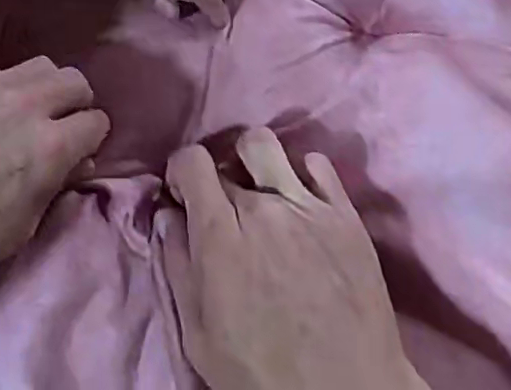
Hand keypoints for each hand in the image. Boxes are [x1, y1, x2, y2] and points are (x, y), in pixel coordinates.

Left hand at [0, 57, 108, 315]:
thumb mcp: (20, 230)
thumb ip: (55, 185)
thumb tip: (76, 160)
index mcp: (50, 145)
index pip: (98, 122)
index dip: (90, 143)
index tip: (77, 157)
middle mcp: (27, 104)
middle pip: (76, 81)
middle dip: (76, 105)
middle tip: (58, 128)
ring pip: (42, 65)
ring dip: (45, 88)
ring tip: (26, 113)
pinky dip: (4, 90)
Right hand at [162, 129, 427, 389]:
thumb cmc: (261, 373)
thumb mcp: (199, 334)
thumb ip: (177, 265)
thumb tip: (167, 214)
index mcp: (220, 234)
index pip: (191, 159)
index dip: (181, 170)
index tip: (184, 193)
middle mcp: (261, 206)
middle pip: (227, 159)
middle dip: (217, 178)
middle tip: (224, 209)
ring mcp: (307, 204)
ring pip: (267, 143)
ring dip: (254, 159)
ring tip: (259, 189)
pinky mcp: (344, 212)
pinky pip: (318, 162)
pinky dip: (302, 173)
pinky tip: (301, 200)